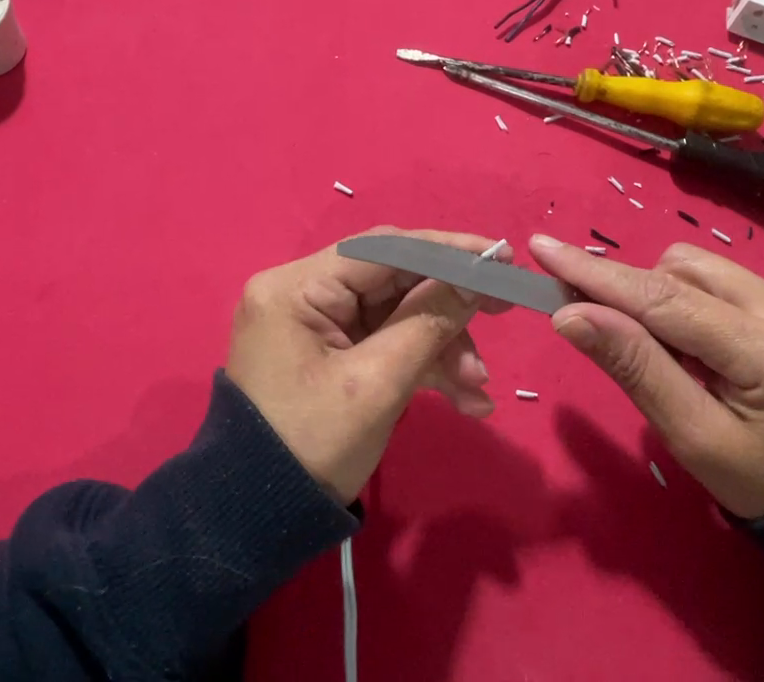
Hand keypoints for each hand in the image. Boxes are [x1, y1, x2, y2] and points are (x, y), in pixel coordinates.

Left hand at [225, 227, 510, 503]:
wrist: (261, 516)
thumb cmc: (313, 446)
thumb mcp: (378, 384)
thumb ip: (429, 322)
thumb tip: (477, 277)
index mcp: (296, 288)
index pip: (382, 247)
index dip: (447, 250)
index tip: (501, 259)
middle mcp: (300, 291)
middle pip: (392, 280)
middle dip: (448, 308)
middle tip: (502, 315)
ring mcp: (314, 322)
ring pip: (395, 314)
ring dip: (441, 346)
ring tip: (477, 390)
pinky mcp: (327, 351)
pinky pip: (383, 342)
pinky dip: (421, 365)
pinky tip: (464, 400)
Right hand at [529, 235, 763, 518]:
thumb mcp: (691, 437)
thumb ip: (634, 367)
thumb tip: (569, 314)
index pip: (667, 301)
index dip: (599, 275)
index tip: (544, 249)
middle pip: (687, 271)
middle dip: (642, 297)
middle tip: (627, 342)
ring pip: (709, 270)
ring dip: (674, 301)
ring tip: (683, 357)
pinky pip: (736, 283)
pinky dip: (705, 307)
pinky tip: (715, 351)